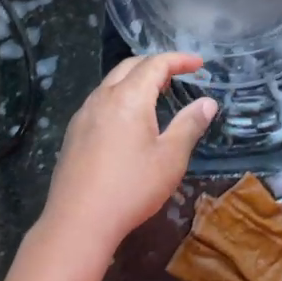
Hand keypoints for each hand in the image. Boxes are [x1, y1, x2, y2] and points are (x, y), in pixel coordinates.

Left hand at [42, 53, 217, 252]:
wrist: (79, 221)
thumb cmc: (131, 187)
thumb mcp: (171, 157)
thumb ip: (189, 125)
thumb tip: (208, 102)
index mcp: (128, 97)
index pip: (155, 64)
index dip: (179, 59)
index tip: (199, 64)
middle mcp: (102, 98)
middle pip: (129, 66)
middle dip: (155, 64)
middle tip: (178, 75)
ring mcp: (83, 115)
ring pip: (111, 83)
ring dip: (135, 80)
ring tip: (156, 94)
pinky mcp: (74, 134)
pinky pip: (100, 102)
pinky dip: (120, 97)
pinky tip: (128, 120)